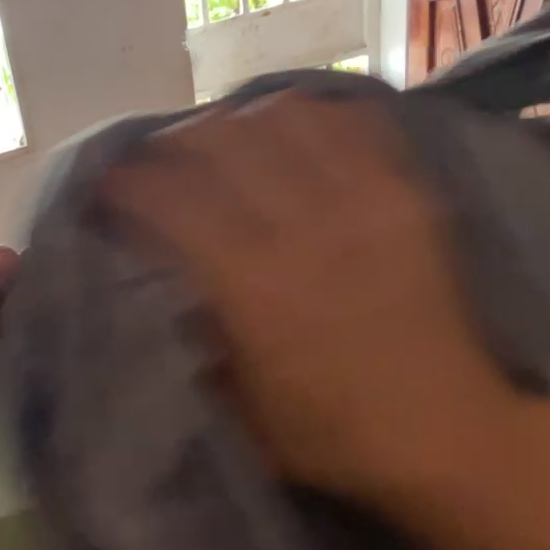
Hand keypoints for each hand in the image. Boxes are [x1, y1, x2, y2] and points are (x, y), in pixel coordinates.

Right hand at [100, 92, 520, 503]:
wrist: (442, 432)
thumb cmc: (328, 434)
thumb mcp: (240, 406)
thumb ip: (202, 340)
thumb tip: (178, 294)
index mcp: (252, 288)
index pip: (175, 203)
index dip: (131, 182)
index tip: (108, 182)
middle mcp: (304, 229)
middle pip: (224, 144)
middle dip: (177, 140)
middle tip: (158, 154)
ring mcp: (364, 204)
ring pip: (288, 119)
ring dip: (241, 120)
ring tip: (223, 138)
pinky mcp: (409, 198)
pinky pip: (357, 125)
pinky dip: (315, 115)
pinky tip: (294, 130)